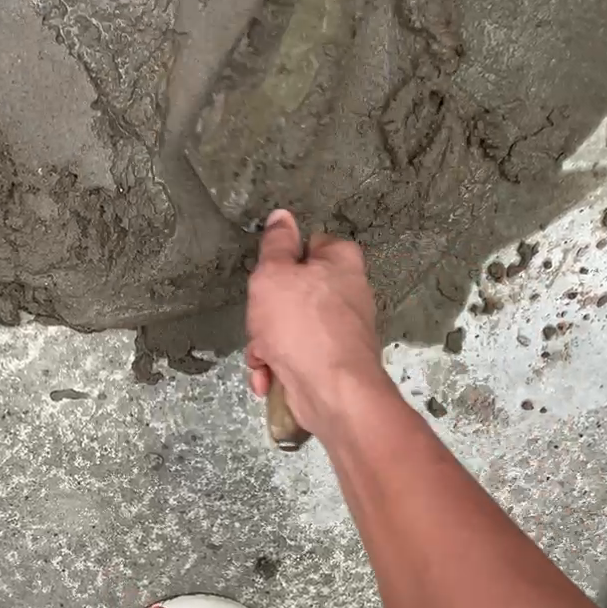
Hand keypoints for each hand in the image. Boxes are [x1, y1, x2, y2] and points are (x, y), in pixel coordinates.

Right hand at [245, 209, 393, 440]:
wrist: (331, 391)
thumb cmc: (301, 326)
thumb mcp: (274, 276)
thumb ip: (275, 245)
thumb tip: (281, 216)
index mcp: (340, 260)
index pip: (305, 246)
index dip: (279, 264)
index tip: (265, 282)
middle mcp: (347, 292)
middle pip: (290, 293)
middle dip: (264, 317)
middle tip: (259, 327)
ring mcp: (339, 330)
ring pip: (287, 329)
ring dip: (265, 347)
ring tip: (264, 359)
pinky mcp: (332, 361)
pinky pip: (296, 356)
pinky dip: (278, 367)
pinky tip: (270, 379)